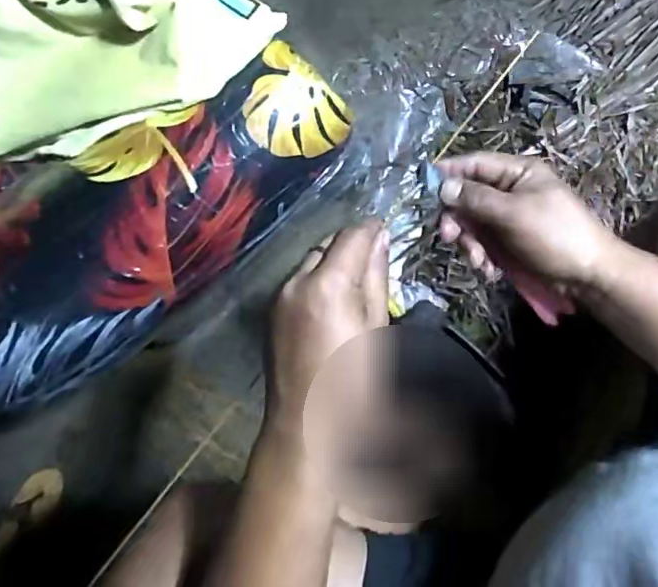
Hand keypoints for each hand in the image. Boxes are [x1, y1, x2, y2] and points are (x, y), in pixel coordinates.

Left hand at [267, 221, 387, 428]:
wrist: (305, 428)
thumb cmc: (354, 381)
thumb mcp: (376, 325)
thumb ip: (377, 276)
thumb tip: (381, 239)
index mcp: (327, 284)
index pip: (352, 235)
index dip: (372, 229)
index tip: (386, 231)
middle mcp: (297, 282)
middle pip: (328, 243)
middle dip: (351, 245)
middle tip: (374, 258)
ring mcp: (279, 296)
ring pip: (312, 259)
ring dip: (333, 261)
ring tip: (355, 281)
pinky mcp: (271, 312)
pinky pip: (299, 280)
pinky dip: (317, 278)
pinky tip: (333, 300)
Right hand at [434, 152, 621, 294]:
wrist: (589, 275)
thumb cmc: (555, 234)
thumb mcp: (514, 213)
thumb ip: (476, 198)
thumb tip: (443, 185)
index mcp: (518, 172)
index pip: (475, 164)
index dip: (449, 173)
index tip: (424, 188)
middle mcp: (512, 189)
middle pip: (469, 196)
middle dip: (459, 219)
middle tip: (451, 238)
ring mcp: (511, 216)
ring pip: (474, 224)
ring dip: (471, 244)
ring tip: (480, 262)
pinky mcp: (512, 241)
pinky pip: (485, 243)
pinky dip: (483, 256)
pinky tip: (490, 271)